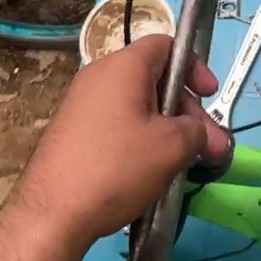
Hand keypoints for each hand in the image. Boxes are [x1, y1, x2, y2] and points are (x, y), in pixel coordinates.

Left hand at [7, 35, 230, 249]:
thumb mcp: (172, 146)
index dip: (194, 65)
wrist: (51, 214)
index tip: (209, 94)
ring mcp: (82, 105)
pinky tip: (152, 169)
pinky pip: (118, 123)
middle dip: (187, 111)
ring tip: (186, 162)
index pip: (165, 45)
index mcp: (123, 67)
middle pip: (155, 79)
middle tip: (208, 145)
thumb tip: (204, 135)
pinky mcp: (74, 132)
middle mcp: (99, 77)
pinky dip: (141, 138)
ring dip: (168, 128)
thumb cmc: (117, 167)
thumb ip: (198, 131)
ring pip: (138, 105)